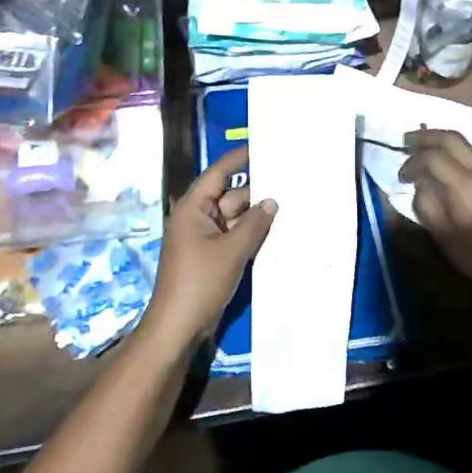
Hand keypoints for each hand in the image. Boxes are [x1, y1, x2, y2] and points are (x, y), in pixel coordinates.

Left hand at [145, 146, 276, 342]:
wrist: (180, 326)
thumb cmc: (200, 281)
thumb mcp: (232, 250)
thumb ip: (255, 223)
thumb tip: (272, 201)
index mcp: (193, 209)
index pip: (218, 174)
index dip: (238, 159)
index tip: (262, 146)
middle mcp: (198, 219)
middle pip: (231, 196)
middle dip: (257, 190)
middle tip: (290, 179)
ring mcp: (206, 239)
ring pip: (237, 218)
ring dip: (258, 215)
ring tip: (292, 203)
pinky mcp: (214, 257)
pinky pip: (236, 237)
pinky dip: (254, 234)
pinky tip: (279, 231)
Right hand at [398, 129, 471, 292]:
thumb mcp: (441, 234)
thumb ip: (426, 202)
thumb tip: (419, 182)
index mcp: (465, 186)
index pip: (434, 157)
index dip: (412, 162)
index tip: (401, 178)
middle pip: (451, 138)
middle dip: (426, 136)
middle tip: (406, 141)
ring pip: (463, 144)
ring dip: (439, 142)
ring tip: (419, 150)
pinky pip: (470, 155)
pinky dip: (451, 152)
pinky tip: (440, 165)